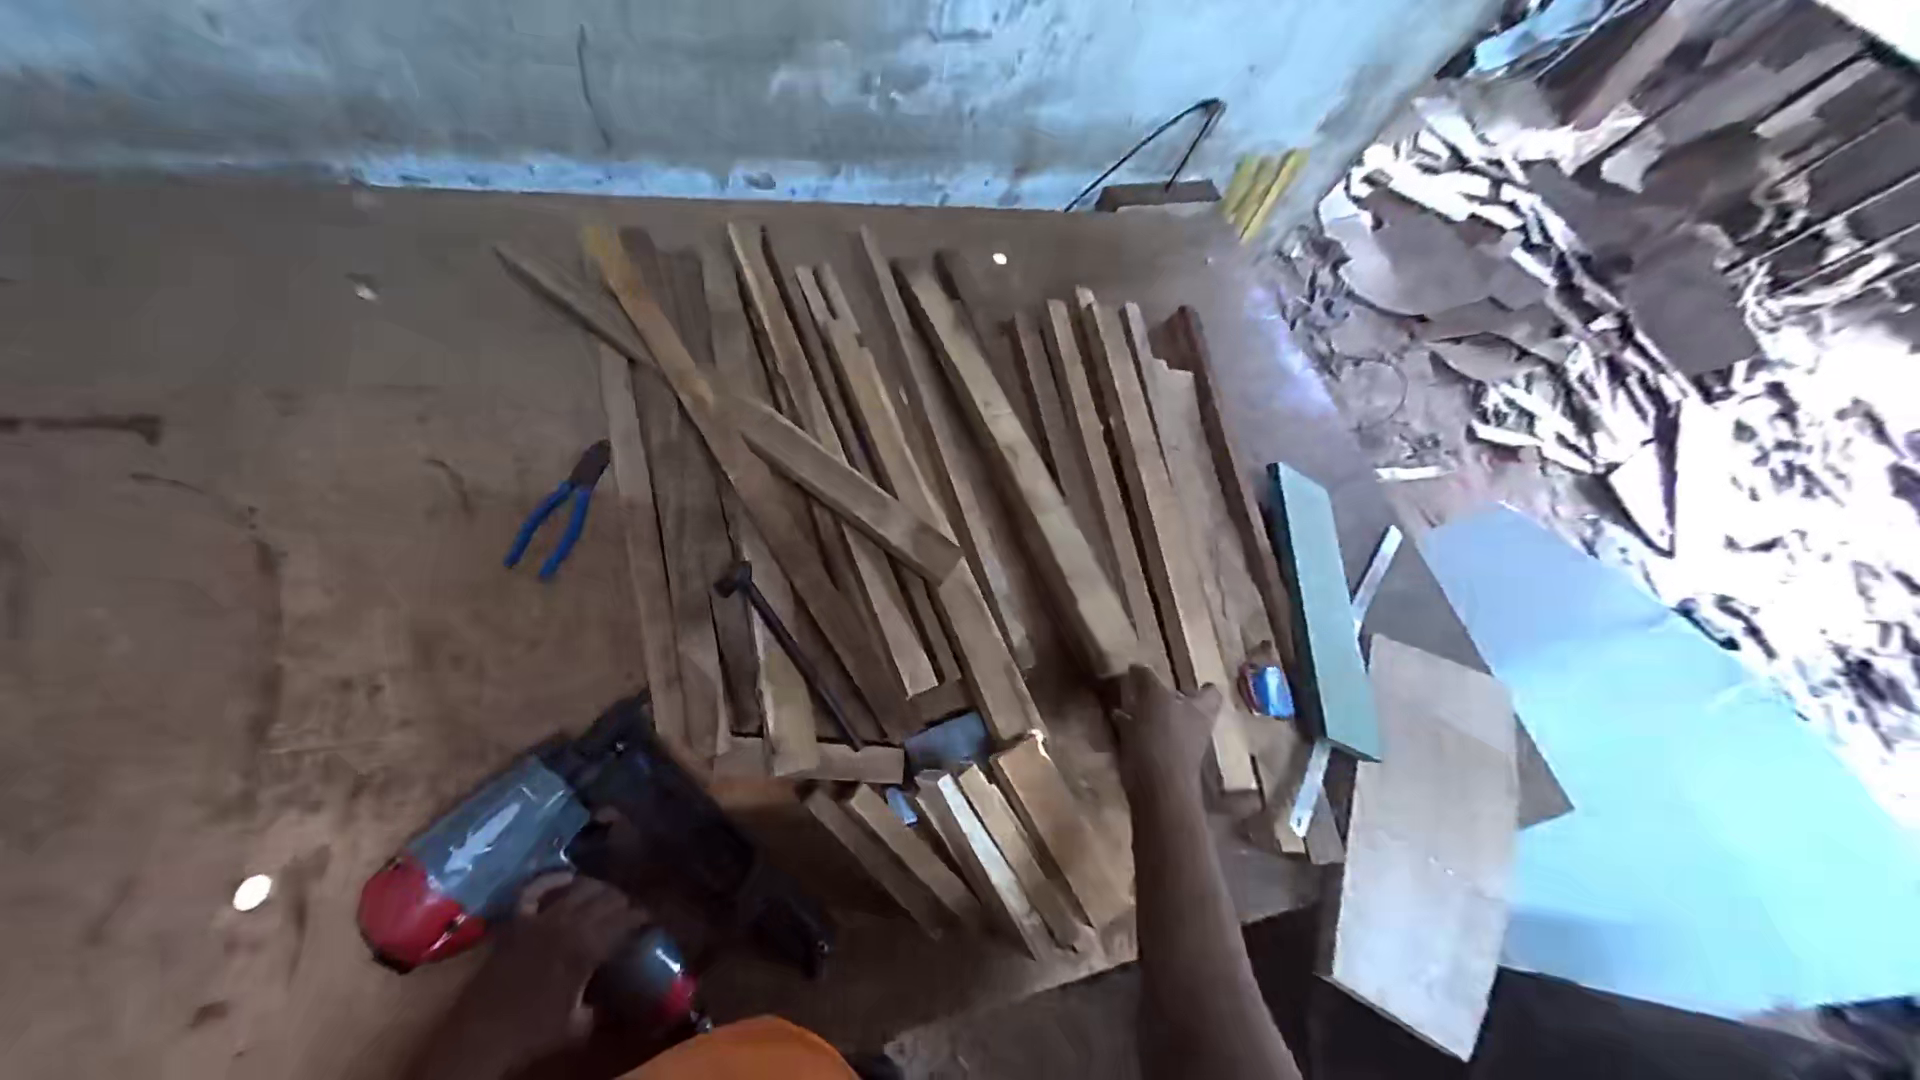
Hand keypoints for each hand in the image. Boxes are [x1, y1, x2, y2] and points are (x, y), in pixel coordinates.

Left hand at [410, 879, 646, 1079]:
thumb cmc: (531, 1036)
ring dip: (599, 888)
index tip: (654, 919)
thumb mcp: (579, 1026)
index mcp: (588, 945)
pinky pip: (536, 889)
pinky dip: (553, 880)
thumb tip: (630, 1001)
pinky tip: (567, 879)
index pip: (629, 917)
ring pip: (580, 886)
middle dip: (626, 901)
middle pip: (609, 896)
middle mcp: (569, 922)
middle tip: (633, 912)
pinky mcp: (516, 922)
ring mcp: (540, 918)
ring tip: (608, 897)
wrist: (476, 1043)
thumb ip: (607, 1006)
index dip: (645, 916)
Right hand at [1110, 665, 1220, 799]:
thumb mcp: (1153, 699)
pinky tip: (1116, 721)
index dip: (1200, 685)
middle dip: (1169, 698)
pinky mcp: (1157, 762)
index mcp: (1200, 710)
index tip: (1185, 678)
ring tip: (1125, 699)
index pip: (1210, 693)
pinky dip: (1133, 729)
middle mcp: (1193, 728)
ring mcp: (1176, 747)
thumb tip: (1137, 666)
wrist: (1157, 789)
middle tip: (1147, 686)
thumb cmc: (1162, 738)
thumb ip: (1146, 679)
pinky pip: (1145, 738)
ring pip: (1164, 723)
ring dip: (1148, 713)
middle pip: (1185, 708)